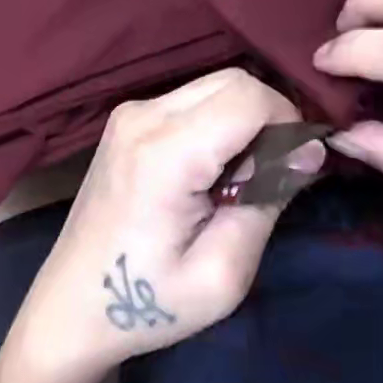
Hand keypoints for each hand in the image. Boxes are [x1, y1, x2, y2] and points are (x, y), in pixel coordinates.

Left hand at [1, 69, 325, 382]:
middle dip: (269, 118)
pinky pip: (192, 98)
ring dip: (243, 119)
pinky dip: (217, 120)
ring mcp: (131, 112)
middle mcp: (144, 115)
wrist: (74, 302)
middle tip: (269, 174)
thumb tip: (308, 150)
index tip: (299, 167)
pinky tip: (210, 168)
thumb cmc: (150, 302)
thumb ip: (268, 200)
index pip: (249, 97)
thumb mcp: (224, 274)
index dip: (289, 124)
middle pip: (234, 80)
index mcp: (165, 152)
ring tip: (238, 177)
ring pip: (214, 84)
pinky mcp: (127, 118)